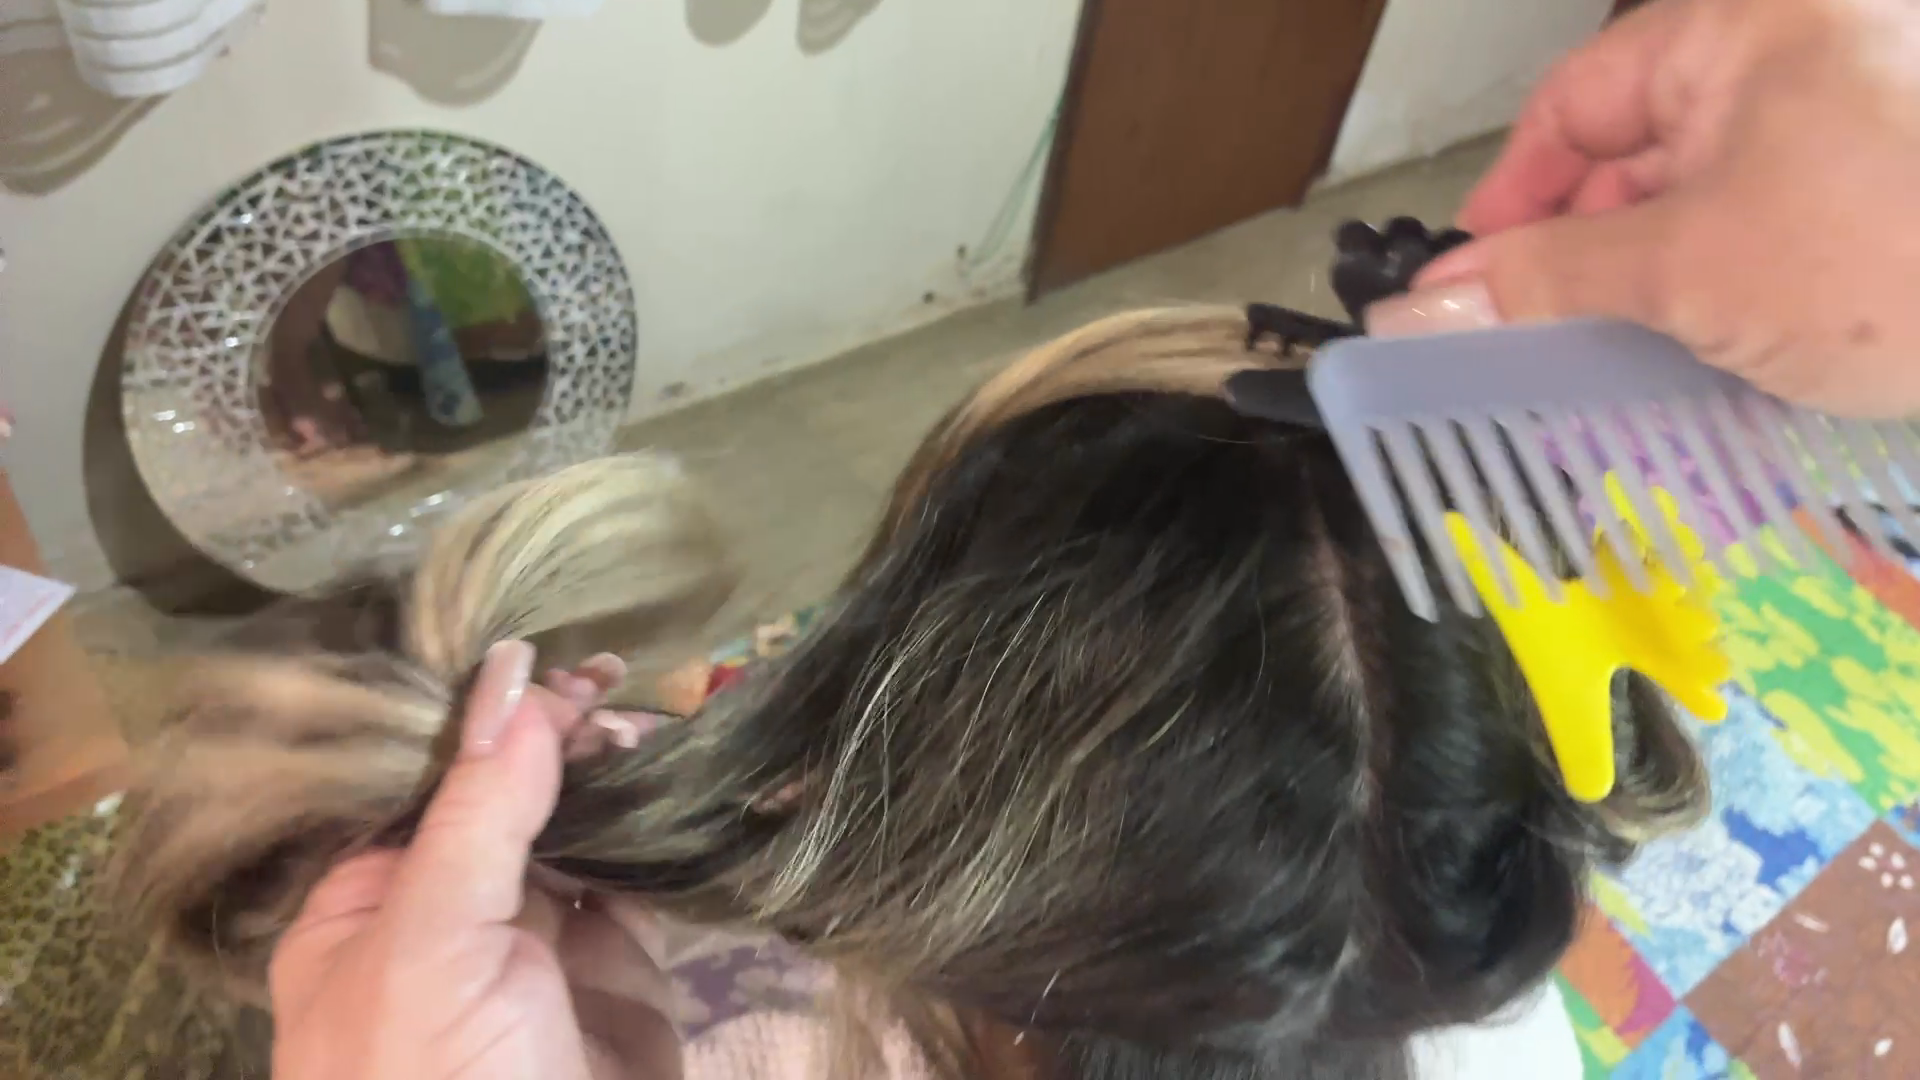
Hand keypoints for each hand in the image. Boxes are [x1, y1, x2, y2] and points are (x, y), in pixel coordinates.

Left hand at [268, 642, 680, 1079]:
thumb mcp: (433, 947)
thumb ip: (479, 812)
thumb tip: (515, 684)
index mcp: (373, 906)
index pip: (431, 781)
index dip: (488, 718)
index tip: (555, 671)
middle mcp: (453, 906)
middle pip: (507, 788)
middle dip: (556, 732)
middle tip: (612, 687)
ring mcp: (538, 925)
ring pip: (575, 814)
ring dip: (608, 763)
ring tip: (643, 725)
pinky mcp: (612, 943)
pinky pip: (629, 856)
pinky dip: (651, 809)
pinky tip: (667, 770)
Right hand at [1381, 0, 1919, 415]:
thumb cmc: (1907, 258)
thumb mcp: (1689, 267)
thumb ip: (1537, 279)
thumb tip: (1415, 306)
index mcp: (1758, 27)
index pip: (1574, 102)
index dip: (1506, 195)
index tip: (1465, 278)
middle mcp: (1803, 54)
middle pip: (1625, 152)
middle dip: (1568, 246)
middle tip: (1533, 331)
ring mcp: (1847, 118)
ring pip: (1683, 195)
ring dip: (1629, 275)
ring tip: (1614, 346)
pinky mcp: (1872, 183)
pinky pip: (1744, 223)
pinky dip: (1699, 282)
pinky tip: (1688, 335)